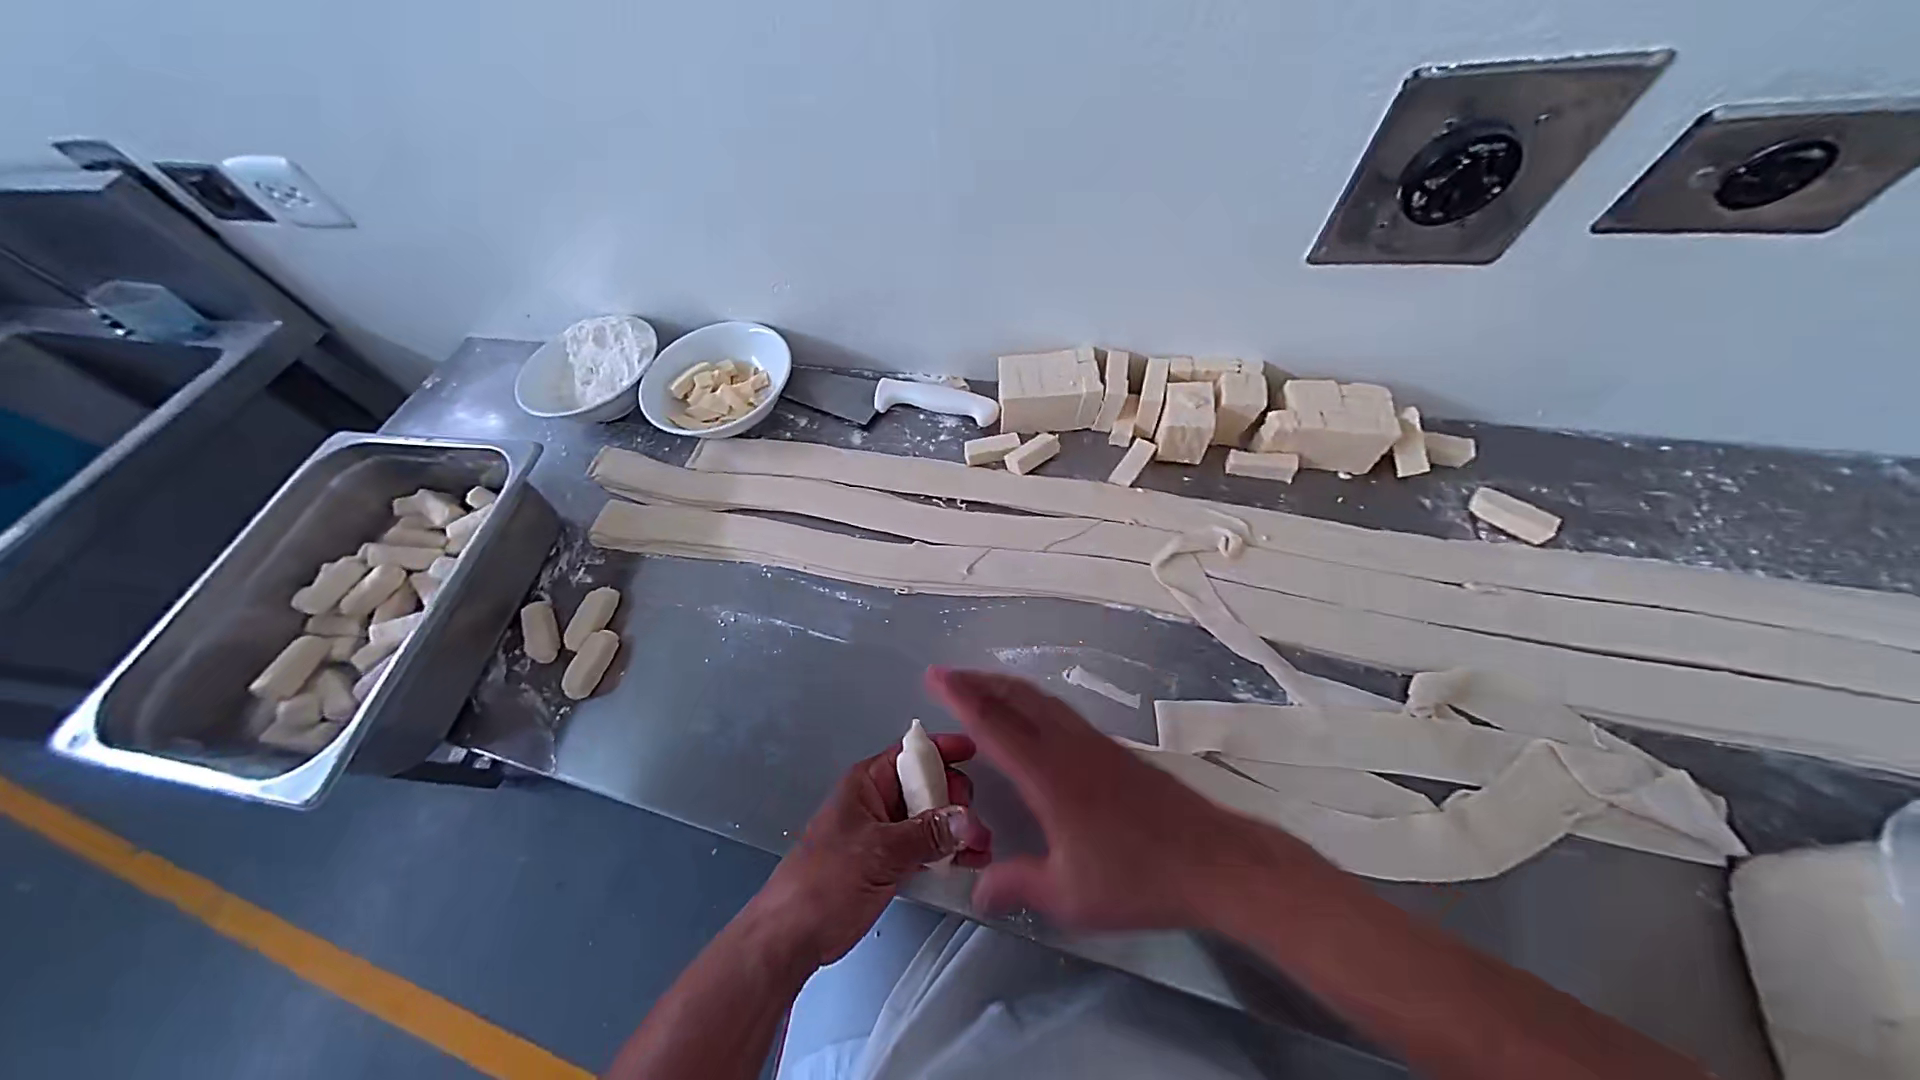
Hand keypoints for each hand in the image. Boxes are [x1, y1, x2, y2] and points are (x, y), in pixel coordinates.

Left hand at [744, 732, 992, 968]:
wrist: (791, 937)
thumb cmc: (822, 882)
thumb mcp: (878, 852)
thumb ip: (926, 834)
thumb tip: (967, 819)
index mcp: (867, 783)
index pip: (910, 753)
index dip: (942, 749)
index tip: (974, 753)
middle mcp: (878, 801)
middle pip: (928, 785)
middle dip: (957, 800)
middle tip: (974, 823)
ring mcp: (885, 832)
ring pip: (932, 819)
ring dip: (958, 830)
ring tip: (981, 849)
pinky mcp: (890, 862)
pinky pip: (927, 847)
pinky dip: (948, 853)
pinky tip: (969, 863)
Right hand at [927, 667, 1326, 931]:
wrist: (1214, 860)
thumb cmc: (1138, 877)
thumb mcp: (1069, 895)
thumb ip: (1018, 884)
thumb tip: (978, 890)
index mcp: (1049, 774)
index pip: (994, 724)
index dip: (961, 697)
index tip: (935, 676)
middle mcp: (1069, 746)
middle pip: (1017, 698)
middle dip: (978, 681)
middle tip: (948, 676)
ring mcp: (1095, 744)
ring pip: (1041, 701)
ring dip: (1006, 688)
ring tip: (982, 687)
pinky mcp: (1114, 751)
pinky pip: (1060, 712)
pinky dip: (1031, 702)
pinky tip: (1031, 717)